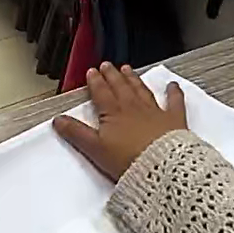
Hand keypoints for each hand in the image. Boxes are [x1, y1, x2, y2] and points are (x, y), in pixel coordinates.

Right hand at [53, 64, 187, 181]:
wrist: (160, 167)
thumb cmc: (128, 161)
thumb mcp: (95, 149)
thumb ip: (76, 133)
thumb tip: (59, 121)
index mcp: (114, 113)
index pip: (102, 93)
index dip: (96, 82)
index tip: (92, 72)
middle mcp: (134, 108)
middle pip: (121, 87)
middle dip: (113, 76)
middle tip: (108, 65)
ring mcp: (155, 112)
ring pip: (142, 90)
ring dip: (134, 79)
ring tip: (128, 70)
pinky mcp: (174, 120)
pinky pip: (174, 101)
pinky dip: (174, 92)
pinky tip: (173, 85)